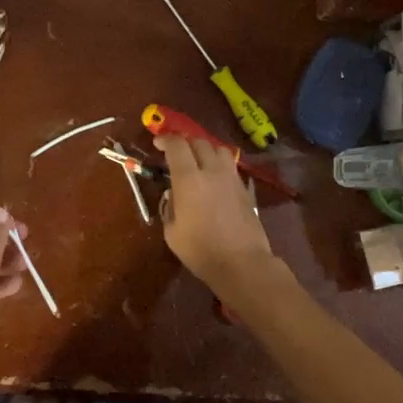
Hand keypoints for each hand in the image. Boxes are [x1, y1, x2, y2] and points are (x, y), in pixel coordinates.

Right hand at [153, 134, 278, 291]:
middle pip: (198, 141)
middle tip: (176, 152)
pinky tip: (215, 177)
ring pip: (218, 148)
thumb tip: (175, 194)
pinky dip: (219, 163)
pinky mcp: (244, 187)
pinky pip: (230, 165)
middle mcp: (211, 170)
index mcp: (188, 179)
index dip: (166, 139)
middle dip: (184, 142)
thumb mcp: (172, 232)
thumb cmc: (201, 251)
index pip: (177, 145)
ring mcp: (231, 177)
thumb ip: (170, 206)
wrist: (241, 263)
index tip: (158, 143)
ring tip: (198, 160)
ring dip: (205, 149)